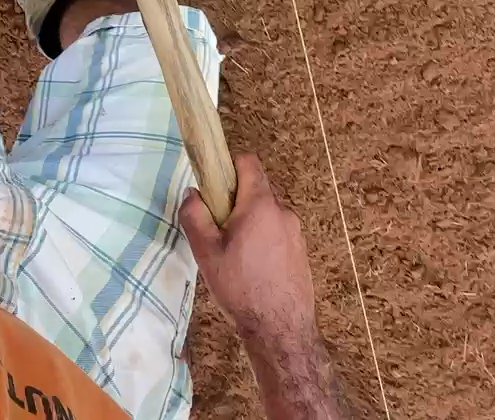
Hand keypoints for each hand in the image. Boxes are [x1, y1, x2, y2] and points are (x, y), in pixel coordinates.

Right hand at [181, 154, 317, 340]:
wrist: (281, 333)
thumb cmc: (241, 288)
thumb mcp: (205, 251)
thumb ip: (194, 215)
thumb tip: (193, 194)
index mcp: (260, 204)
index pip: (248, 161)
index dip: (228, 165)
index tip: (214, 184)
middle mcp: (283, 211)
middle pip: (256, 187)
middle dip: (235, 199)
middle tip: (218, 227)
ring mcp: (296, 232)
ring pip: (266, 211)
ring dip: (249, 220)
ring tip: (234, 253)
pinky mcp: (301, 252)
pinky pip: (277, 231)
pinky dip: (263, 238)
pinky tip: (252, 268)